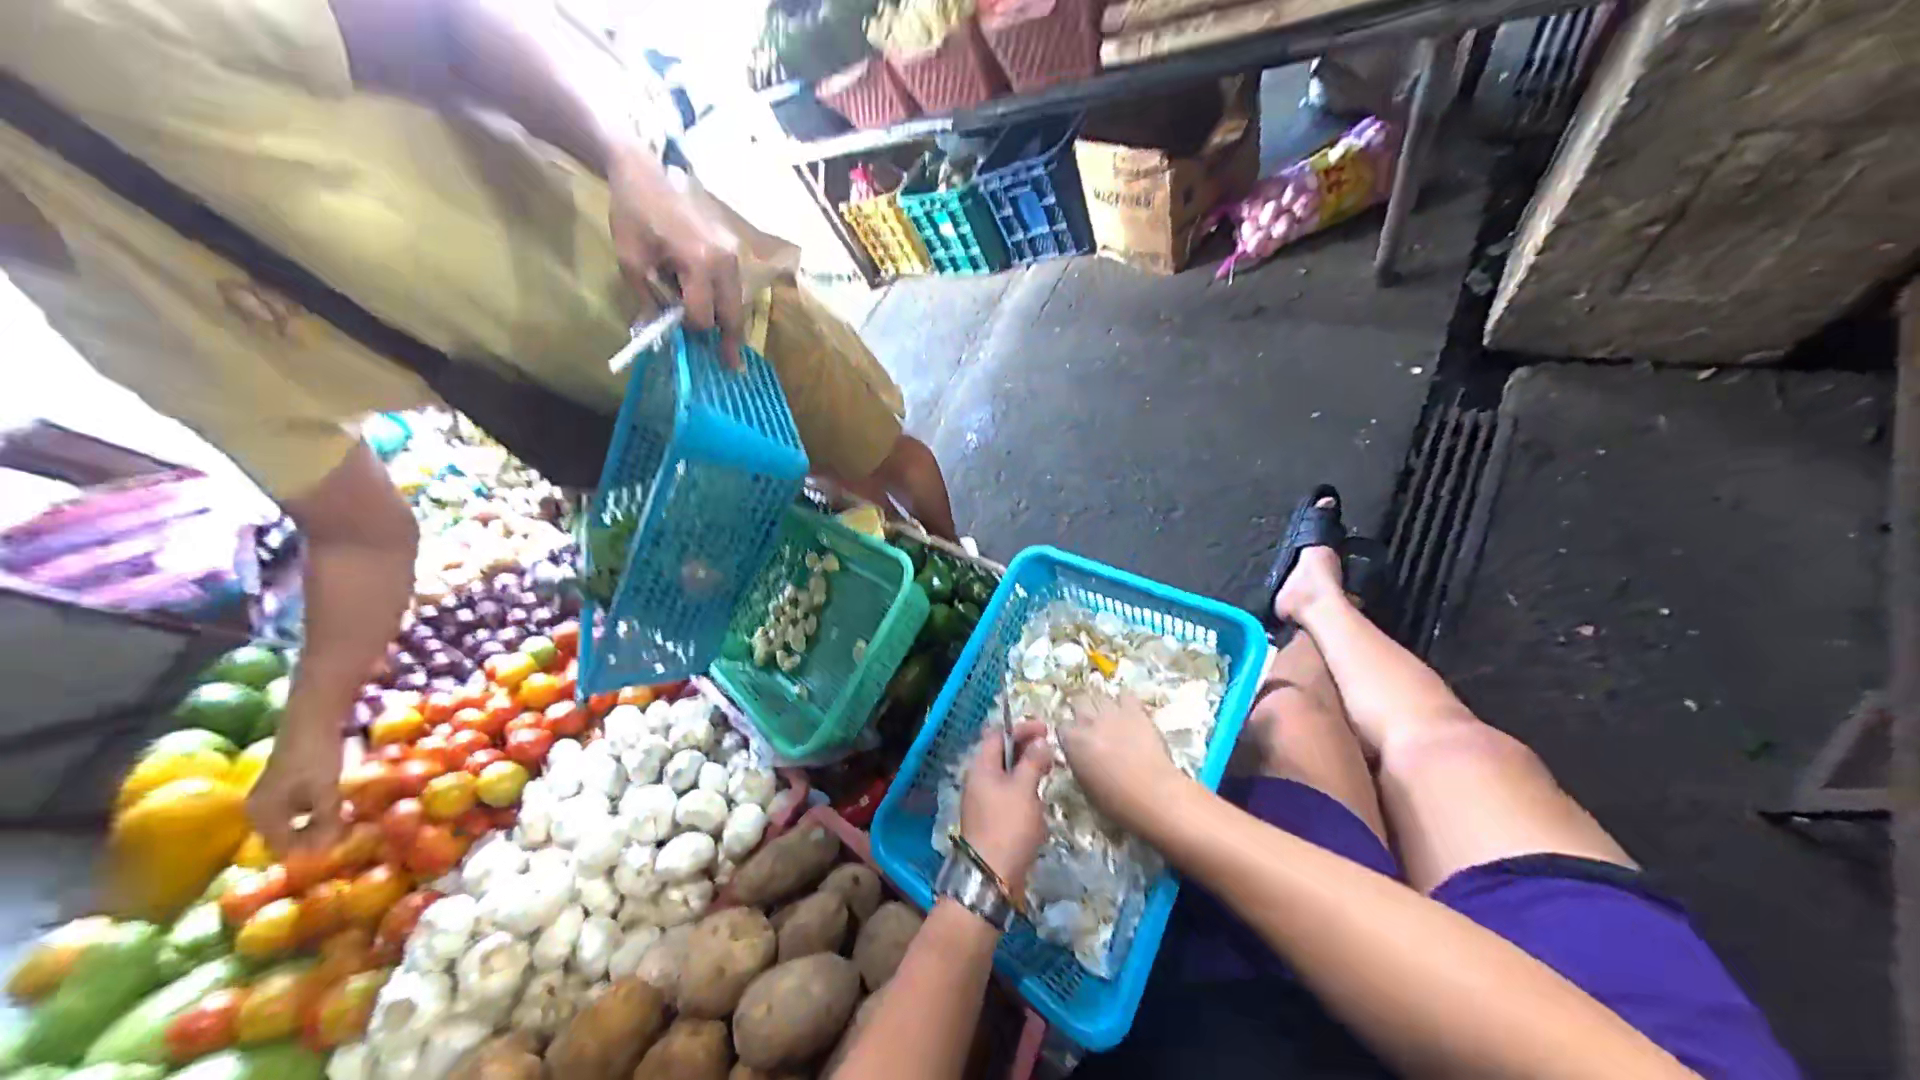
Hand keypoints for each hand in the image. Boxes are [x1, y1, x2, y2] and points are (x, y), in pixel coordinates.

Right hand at [246, 714, 343, 854]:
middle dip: (318, 837)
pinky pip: (304, 807)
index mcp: (262, 815)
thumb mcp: (324, 789)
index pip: (283, 848)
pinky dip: (323, 809)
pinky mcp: (288, 784)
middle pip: (289, 837)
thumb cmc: (315, 755)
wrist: (312, 719)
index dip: (312, 850)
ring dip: (322, 823)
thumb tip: (327, 848)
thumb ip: (326, 819)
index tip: (343, 845)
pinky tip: (344, 804)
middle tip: (350, 833)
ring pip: (298, 822)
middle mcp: (261, 810)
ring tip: (351, 820)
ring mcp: (273, 797)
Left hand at [606, 144, 745, 366]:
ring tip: (727, 346)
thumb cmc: (634, 216)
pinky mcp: (732, 251)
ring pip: (737, 303)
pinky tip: (719, 315)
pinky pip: (734, 288)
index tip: (678, 333)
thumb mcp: (631, 262)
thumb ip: (648, 301)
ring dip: (729, 323)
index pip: (703, 315)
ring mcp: (733, 255)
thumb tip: (660, 333)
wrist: (644, 173)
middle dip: (730, 341)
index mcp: (700, 264)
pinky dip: (727, 305)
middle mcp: (725, 262)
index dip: (690, 330)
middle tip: (732, 367)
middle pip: (732, 314)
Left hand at [960, 720, 1052, 897]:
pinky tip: (1039, 803)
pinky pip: (1009, 797)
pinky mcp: (992, 820)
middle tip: (1051, 752)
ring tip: (1049, 774)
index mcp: (982, 767)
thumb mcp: (1024, 789)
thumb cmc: (1008, 826)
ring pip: (1008, 776)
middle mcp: (979, 780)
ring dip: (1028, 772)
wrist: (991, 876)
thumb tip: (1040, 742)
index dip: (1021, 728)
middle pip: (1003, 754)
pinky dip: (1025, 793)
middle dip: (1027, 750)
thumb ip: (1032, 762)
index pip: (999, 735)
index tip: (1046, 730)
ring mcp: (984, 801)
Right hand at [1059, 691, 1186, 832]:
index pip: (1062, 726)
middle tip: (1091, 726)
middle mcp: (1088, 720)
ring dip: (1102, 705)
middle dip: (1082, 712)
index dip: (1069, 733)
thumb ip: (1079, 761)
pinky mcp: (1135, 711)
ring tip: (1109, 716)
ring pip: (1100, 696)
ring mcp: (1112, 712)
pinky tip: (1128, 710)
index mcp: (1072, 740)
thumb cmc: (1116, 801)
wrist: (1152, 793)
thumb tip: (1081, 755)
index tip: (1075, 741)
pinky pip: (1126, 695)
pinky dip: (1125, 700)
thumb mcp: (1084, 784)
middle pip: (1079, 703)